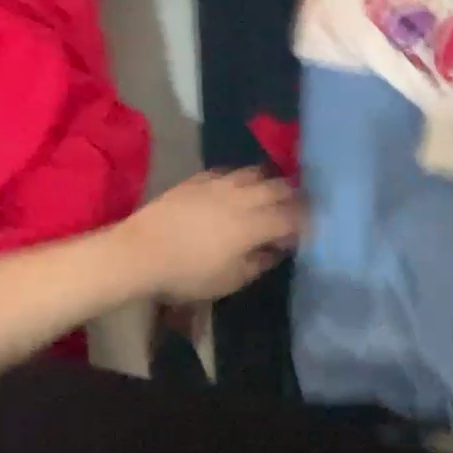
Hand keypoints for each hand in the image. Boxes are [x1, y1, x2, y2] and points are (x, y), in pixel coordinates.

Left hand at [114, 170, 301, 300]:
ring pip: (253, 173)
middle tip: (299, 208)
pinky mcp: (196, 180)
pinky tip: (238, 188)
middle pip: (277, 188)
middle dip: (293, 197)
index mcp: (253, 225)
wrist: (139, 251)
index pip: (291, 217)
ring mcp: (217, 184)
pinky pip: (228, 173)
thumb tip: (275, 250)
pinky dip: (241, 179)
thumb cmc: (186, 274)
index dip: (307, 222)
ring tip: (272, 193)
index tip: (313, 228)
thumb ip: (257, 263)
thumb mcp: (228, 280)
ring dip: (269, 182)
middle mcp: (240, 197)